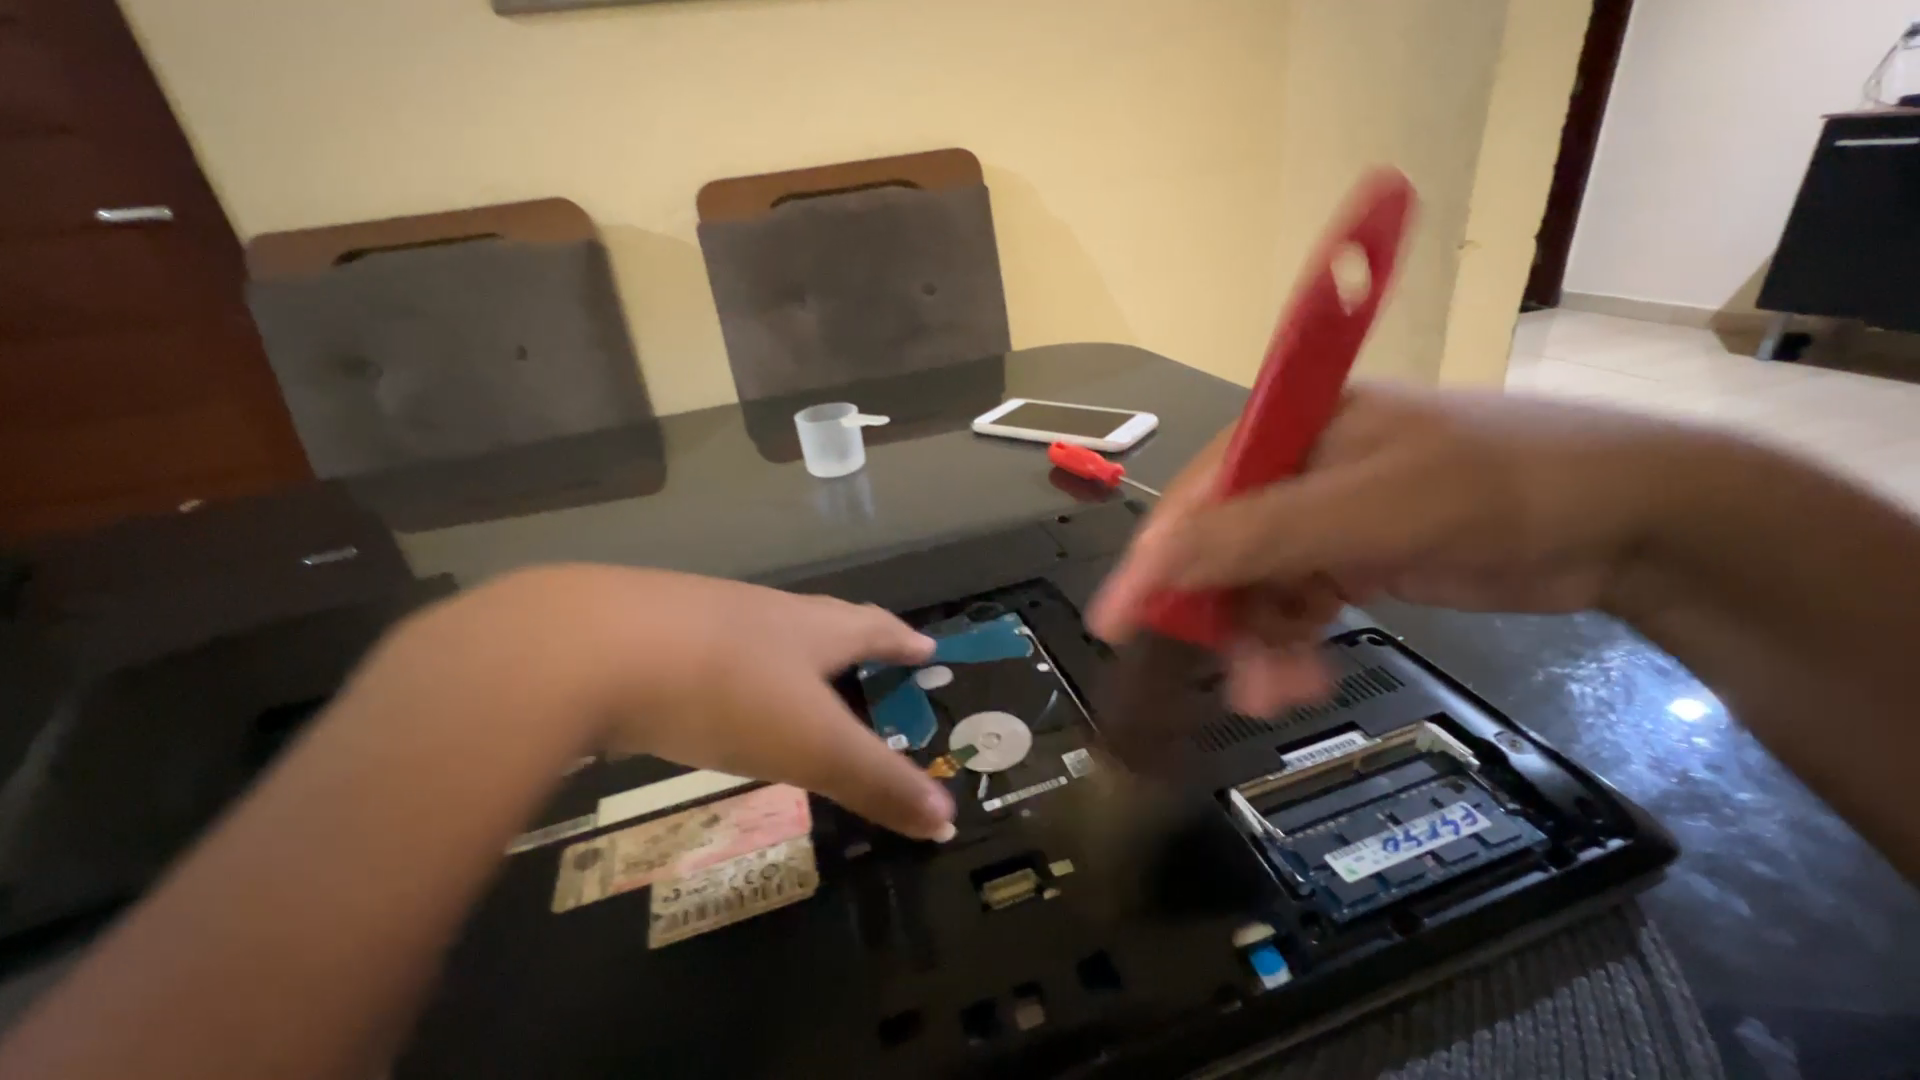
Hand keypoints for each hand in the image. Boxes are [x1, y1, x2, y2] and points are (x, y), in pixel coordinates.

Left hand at [410, 566, 954, 840]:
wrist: (590, 649)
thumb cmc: (728, 690)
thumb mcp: (813, 744)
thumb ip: (878, 783)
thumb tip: (945, 817)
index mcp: (812, 628)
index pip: (874, 627)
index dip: (903, 640)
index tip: (926, 644)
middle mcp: (763, 612)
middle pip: (819, 621)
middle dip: (849, 641)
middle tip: (867, 662)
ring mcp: (701, 618)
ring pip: (758, 634)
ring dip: (784, 656)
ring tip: (792, 683)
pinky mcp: (647, 637)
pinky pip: (705, 654)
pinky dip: (725, 674)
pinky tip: (707, 696)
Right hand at [1087, 385, 1682, 715]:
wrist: (1629, 524)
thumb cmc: (1496, 491)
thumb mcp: (1367, 510)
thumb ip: (1255, 535)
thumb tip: (1151, 563)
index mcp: (1289, 428)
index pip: (1195, 496)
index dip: (1153, 560)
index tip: (1116, 622)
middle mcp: (1294, 469)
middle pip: (1218, 548)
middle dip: (1217, 616)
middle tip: (1224, 679)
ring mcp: (1322, 517)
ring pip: (1253, 588)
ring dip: (1255, 643)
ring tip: (1277, 695)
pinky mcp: (1350, 559)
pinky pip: (1293, 607)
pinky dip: (1290, 647)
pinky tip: (1299, 680)